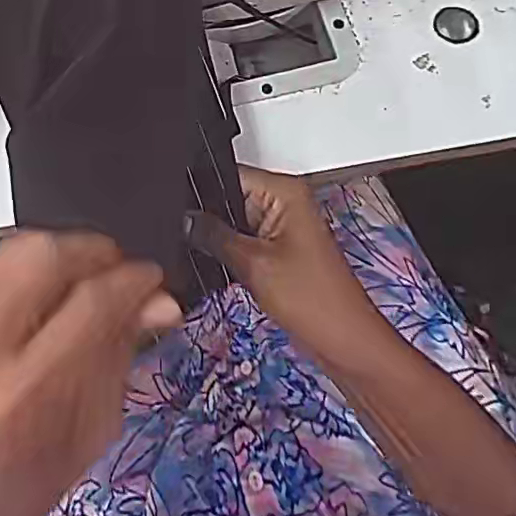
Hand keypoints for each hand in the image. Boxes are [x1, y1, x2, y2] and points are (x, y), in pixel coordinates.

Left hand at [0, 231, 181, 515]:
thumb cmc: (44, 465)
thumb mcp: (101, 417)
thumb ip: (126, 343)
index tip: (154, 279)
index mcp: (18, 394)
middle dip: (98, 255)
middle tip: (123, 273)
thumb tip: (162, 299)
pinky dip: (43, 259)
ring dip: (72, 252)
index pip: (88, 304)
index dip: (131, 281)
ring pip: (26, 245)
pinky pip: (6, 254)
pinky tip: (62, 281)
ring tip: (95, 277)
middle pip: (48, 258)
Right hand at [194, 167, 396, 364]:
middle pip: (230, 195)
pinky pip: (243, 239)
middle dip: (207, 216)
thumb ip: (213, 235)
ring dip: (218, 237)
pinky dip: (229, 252)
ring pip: (234, 220)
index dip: (199, 190)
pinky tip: (213, 264)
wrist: (343, 341)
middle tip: (177, 233)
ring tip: (193, 251)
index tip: (173, 207)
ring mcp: (282, 224)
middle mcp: (285, 200)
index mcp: (285, 190)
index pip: (230, 174)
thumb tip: (184, 220)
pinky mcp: (278, 248)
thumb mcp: (253, 263)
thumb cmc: (311, 299)